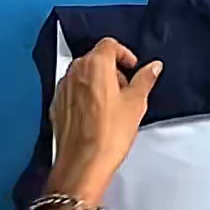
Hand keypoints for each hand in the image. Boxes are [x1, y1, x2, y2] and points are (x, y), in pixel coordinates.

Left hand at [46, 37, 161, 202]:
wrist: (82, 165)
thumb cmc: (108, 135)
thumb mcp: (136, 103)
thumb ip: (145, 79)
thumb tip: (153, 67)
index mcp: (95, 65)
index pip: (110, 44)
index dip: (125, 54)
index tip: (132, 68)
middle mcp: (75, 72)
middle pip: (95, 57)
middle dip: (112, 68)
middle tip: (126, 88)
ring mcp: (63, 88)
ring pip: (83, 74)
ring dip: (98, 81)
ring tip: (112, 104)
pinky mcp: (56, 105)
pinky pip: (73, 91)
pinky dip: (84, 95)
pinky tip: (96, 115)